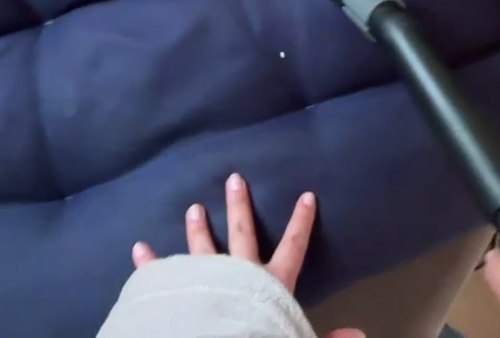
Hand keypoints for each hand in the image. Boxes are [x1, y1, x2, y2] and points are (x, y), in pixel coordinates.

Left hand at [132, 172, 362, 337]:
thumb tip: (360, 336)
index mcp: (270, 286)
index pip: (292, 248)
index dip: (300, 222)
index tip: (306, 194)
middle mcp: (237, 276)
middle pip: (241, 234)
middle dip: (239, 206)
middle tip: (234, 177)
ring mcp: (203, 283)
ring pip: (201, 249)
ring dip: (197, 229)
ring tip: (192, 207)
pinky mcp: (174, 297)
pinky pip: (158, 276)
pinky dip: (148, 262)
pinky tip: (138, 248)